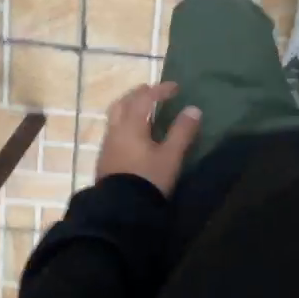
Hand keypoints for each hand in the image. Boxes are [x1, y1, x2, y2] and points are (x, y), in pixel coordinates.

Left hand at [94, 82, 200, 196]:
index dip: (160, 90)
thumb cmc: (148, 179)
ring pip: (115, 117)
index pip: (144, 98)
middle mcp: (115, 131)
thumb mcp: (171, 156)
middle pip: (122, 103)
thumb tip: (193, 109)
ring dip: (129, 108)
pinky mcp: (105, 160)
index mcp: (131, 125)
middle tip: (152, 92)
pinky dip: (125, 123)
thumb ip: (182, 132)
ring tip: (144, 111)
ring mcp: (107, 145)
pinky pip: (114, 132)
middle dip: (138, 94)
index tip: (175, 87)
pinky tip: (134, 135)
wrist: (120, 210)